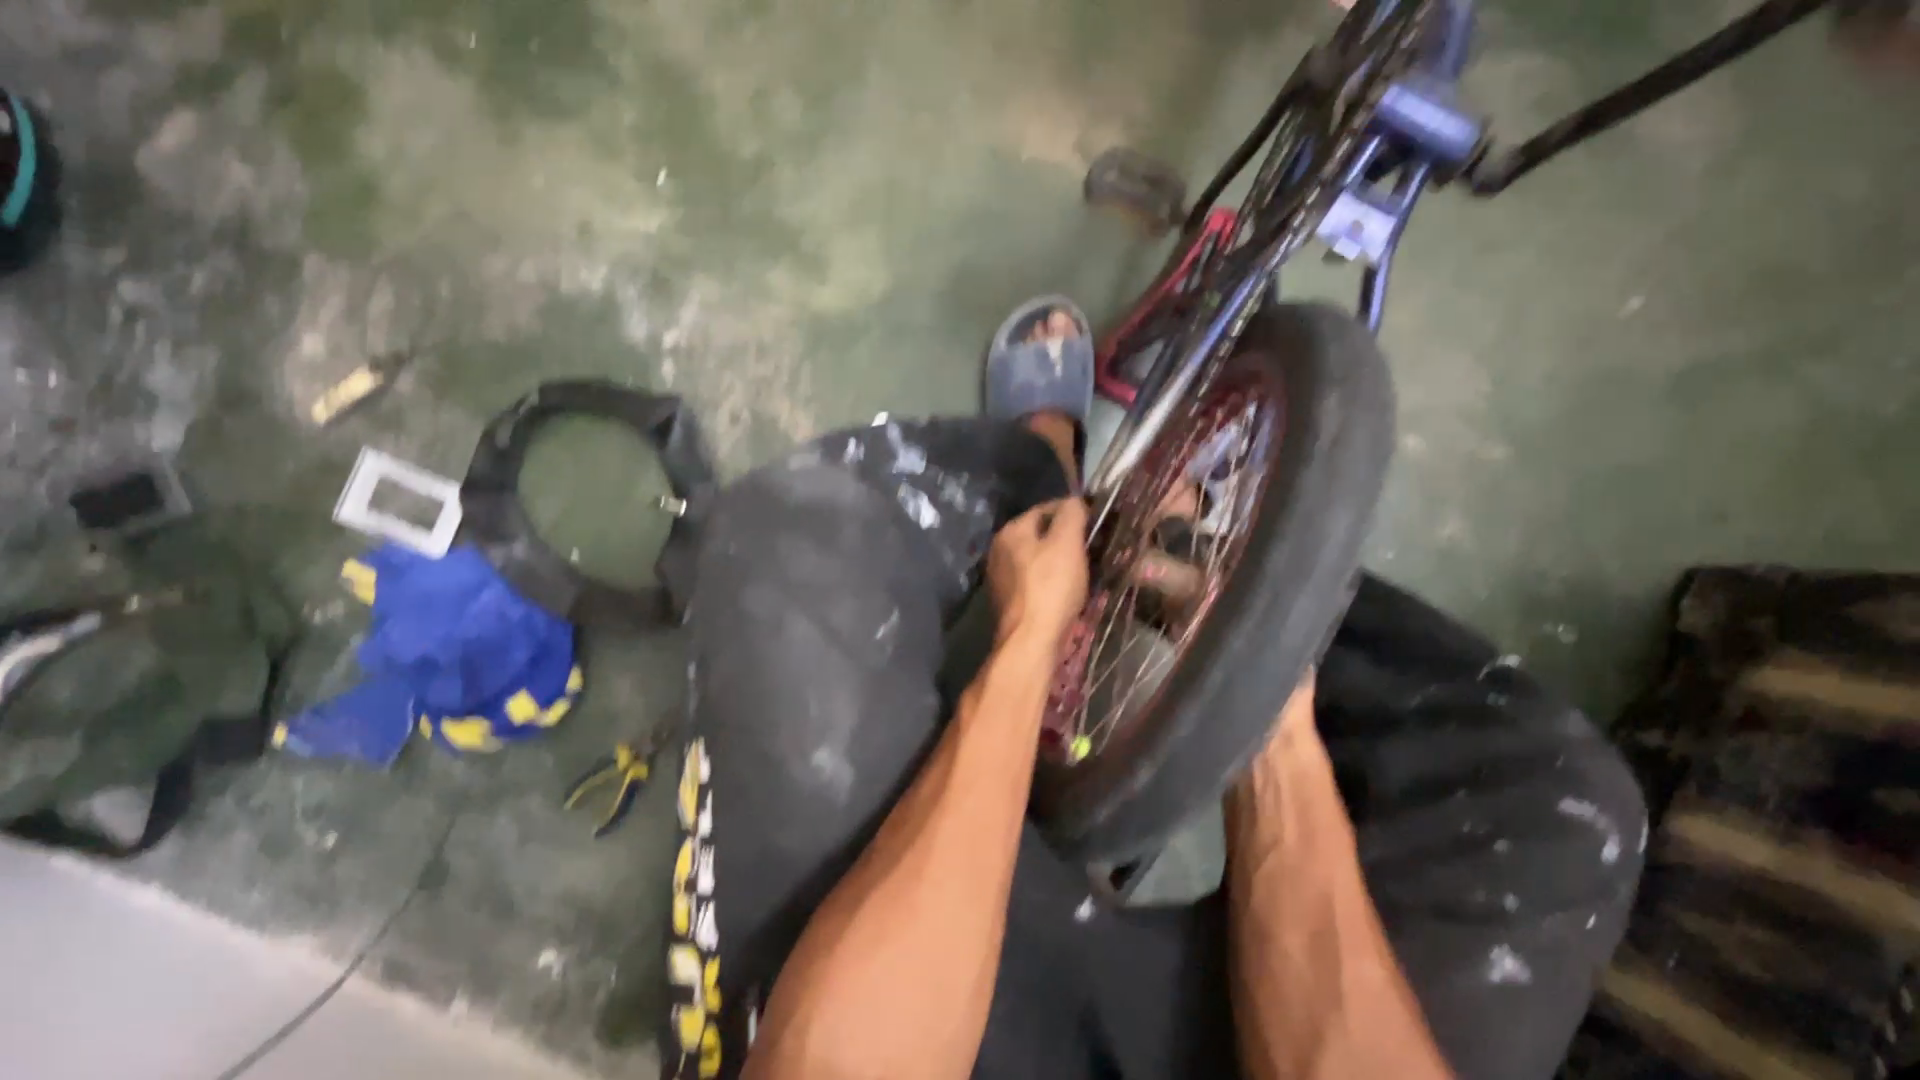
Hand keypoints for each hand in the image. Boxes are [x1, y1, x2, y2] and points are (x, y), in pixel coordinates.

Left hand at [987, 498, 1088, 649]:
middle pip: (1041, 536)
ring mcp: (1002, 578)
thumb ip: (1071, 514)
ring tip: (1087, 570)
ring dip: (1061, 562)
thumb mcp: (1067, 542)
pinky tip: (1070, 591)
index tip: (1097, 522)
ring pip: (1039, 560)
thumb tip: (1074, 501)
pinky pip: (1036, 583)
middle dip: (1067, 539)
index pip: (1045, 508)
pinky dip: (1053, 582)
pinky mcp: (1010, 602)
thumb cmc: (1051, 587)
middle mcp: (999, 551)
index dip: (1073, 511)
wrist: (1031, 640)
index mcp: (1010, 531)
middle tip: (1094, 548)